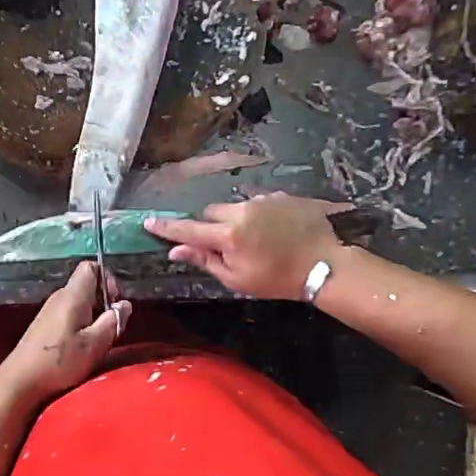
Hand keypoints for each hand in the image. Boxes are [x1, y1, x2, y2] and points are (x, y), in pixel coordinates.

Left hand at [0, 262, 132, 403]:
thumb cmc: (60, 361)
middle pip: (87, 286)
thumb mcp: (94, 344)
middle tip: (110, 327)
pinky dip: (80, 325)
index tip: (115, 302)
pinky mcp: (45, 324)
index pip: (90, 267)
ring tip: (97, 340)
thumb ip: (112, 322)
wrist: (21, 379)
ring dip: (93, 316)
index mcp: (72, 295)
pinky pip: (69, 314)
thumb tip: (124, 304)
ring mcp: (50, 310)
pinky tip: (81, 346)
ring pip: (79, 302)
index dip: (108, 279)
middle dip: (104, 302)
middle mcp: (59, 297)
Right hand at [145, 193, 352, 300]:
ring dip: (235, 219)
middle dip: (210, 225)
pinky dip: (259, 214)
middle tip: (222, 244)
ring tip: (254, 238)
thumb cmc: (278, 279)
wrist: (328, 265)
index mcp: (227, 235)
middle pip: (210, 213)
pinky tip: (273, 230)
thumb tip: (174, 250)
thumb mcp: (237, 278)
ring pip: (235, 206)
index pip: (187, 229)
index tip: (148, 222)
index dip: (166, 227)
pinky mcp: (282, 196)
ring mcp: (263, 200)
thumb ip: (204, 260)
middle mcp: (240, 211)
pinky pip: (259, 202)